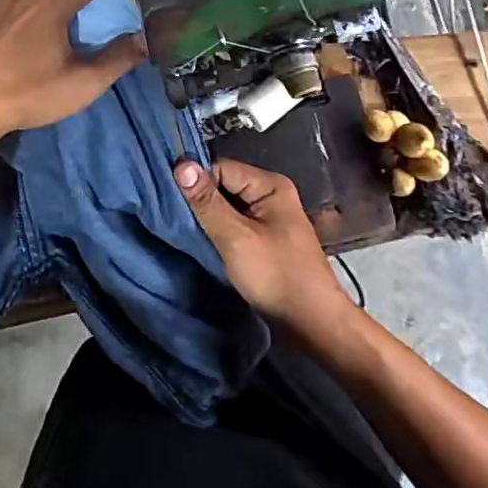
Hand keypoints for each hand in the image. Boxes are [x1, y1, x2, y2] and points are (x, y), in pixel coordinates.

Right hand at [175, 157, 355, 333]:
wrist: (312, 324)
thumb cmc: (276, 275)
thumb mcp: (236, 237)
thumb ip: (207, 201)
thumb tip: (181, 164)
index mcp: (270, 185)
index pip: (220, 168)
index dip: (198, 184)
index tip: (175, 204)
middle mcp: (271, 195)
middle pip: (223, 185)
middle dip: (202, 201)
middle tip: (177, 220)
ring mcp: (269, 218)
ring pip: (226, 207)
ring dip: (208, 219)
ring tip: (186, 232)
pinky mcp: (264, 239)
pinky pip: (234, 224)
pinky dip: (218, 232)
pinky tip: (205, 243)